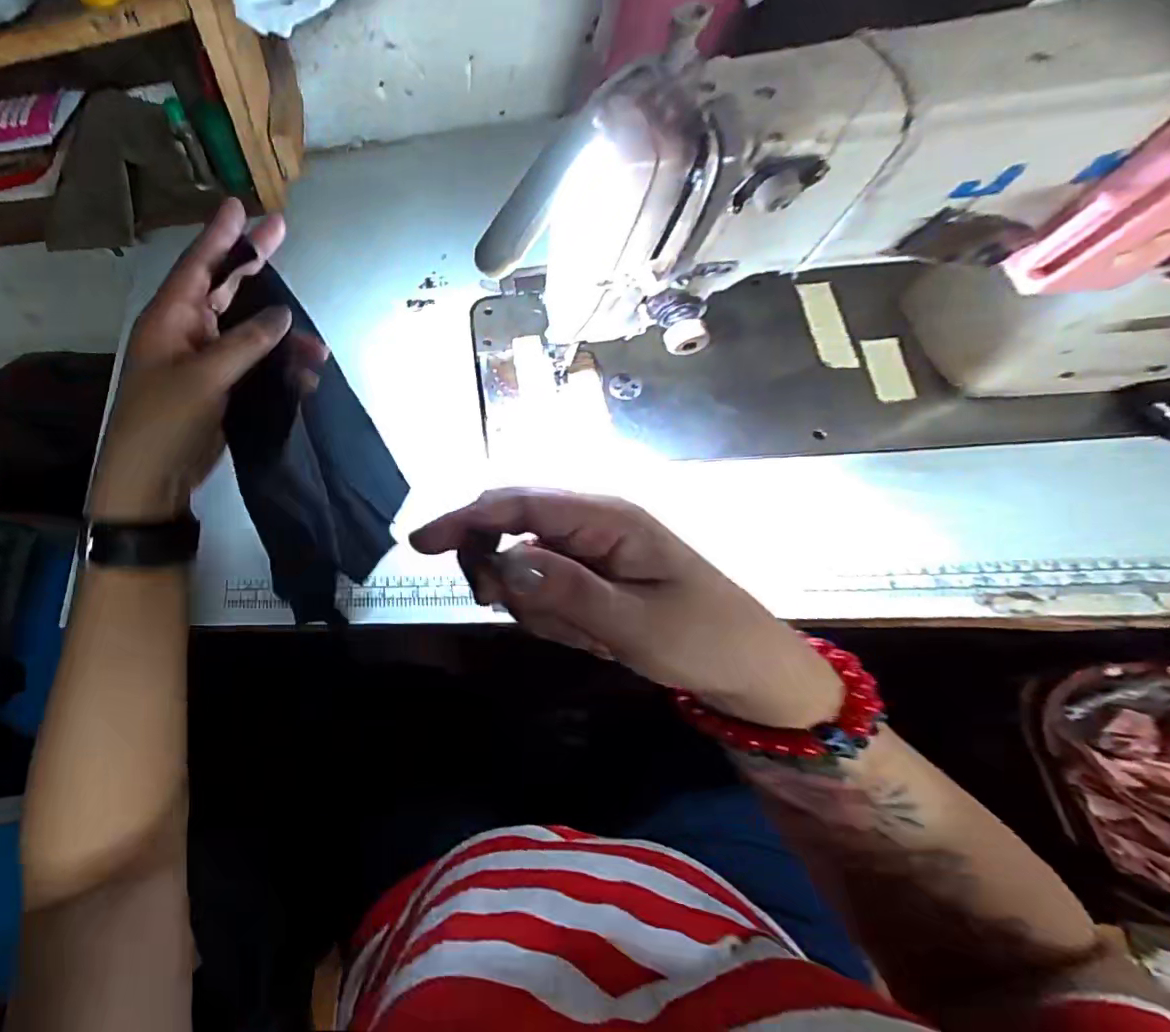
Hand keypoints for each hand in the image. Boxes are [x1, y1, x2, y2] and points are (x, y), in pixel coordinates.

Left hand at [88, 199, 327, 521]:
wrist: (154, 478)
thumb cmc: (165, 420)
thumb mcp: (204, 376)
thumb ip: (245, 342)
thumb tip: (282, 314)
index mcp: (170, 319)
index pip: (198, 266)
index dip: (221, 236)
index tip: (241, 206)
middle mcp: (188, 332)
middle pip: (226, 289)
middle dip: (255, 266)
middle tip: (281, 230)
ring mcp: (206, 361)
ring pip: (250, 333)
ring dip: (282, 337)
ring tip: (317, 346)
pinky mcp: (222, 388)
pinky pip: (256, 366)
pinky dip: (280, 369)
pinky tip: (305, 376)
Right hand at [410, 488, 842, 727]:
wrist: (750, 668)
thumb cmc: (705, 639)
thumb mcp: (636, 625)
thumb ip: (568, 591)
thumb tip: (503, 561)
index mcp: (608, 518)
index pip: (520, 502)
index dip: (466, 517)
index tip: (419, 543)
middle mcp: (594, 523)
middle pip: (513, 529)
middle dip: (503, 572)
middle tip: (516, 613)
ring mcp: (593, 549)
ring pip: (525, 566)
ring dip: (537, 604)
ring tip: (585, 636)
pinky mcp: (594, 575)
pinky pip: (546, 588)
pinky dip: (552, 616)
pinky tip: (590, 637)